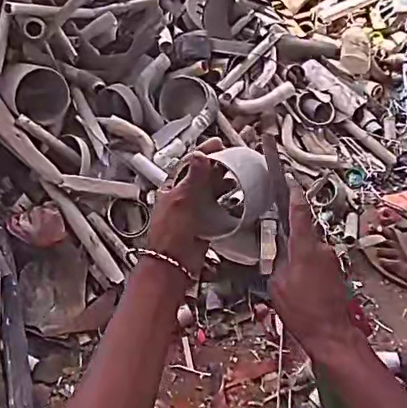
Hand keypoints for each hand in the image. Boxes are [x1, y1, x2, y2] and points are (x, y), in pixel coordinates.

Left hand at [143, 139, 223, 269]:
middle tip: (232, 160)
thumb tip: (200, 156)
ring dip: (224, 184)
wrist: (175, 263)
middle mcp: (182, 197)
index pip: (188, 163)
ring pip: (211, 191)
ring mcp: (194, 211)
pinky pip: (218, 209)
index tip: (217, 144)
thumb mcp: (182, 199)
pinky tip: (235, 201)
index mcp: (172, 187)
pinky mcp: (204, 224)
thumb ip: (193, 176)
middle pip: (202, 176)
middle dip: (217, 167)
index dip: (203, 152)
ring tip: (237, 178)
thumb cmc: (169, 234)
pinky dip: (227, 203)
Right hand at [270, 188, 366, 356]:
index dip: (293, 193)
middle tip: (273, 244)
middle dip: (288, 235)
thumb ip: (274, 259)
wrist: (330, 333)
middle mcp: (322, 248)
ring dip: (298, 254)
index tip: (288, 181)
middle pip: (302, 230)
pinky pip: (316, 259)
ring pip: (309, 246)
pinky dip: (306, 264)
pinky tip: (297, 280)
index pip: (299, 211)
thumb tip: (274, 247)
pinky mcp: (335, 270)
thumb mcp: (276, 283)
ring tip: (286, 272)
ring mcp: (331, 259)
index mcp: (305, 247)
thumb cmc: (303, 312)